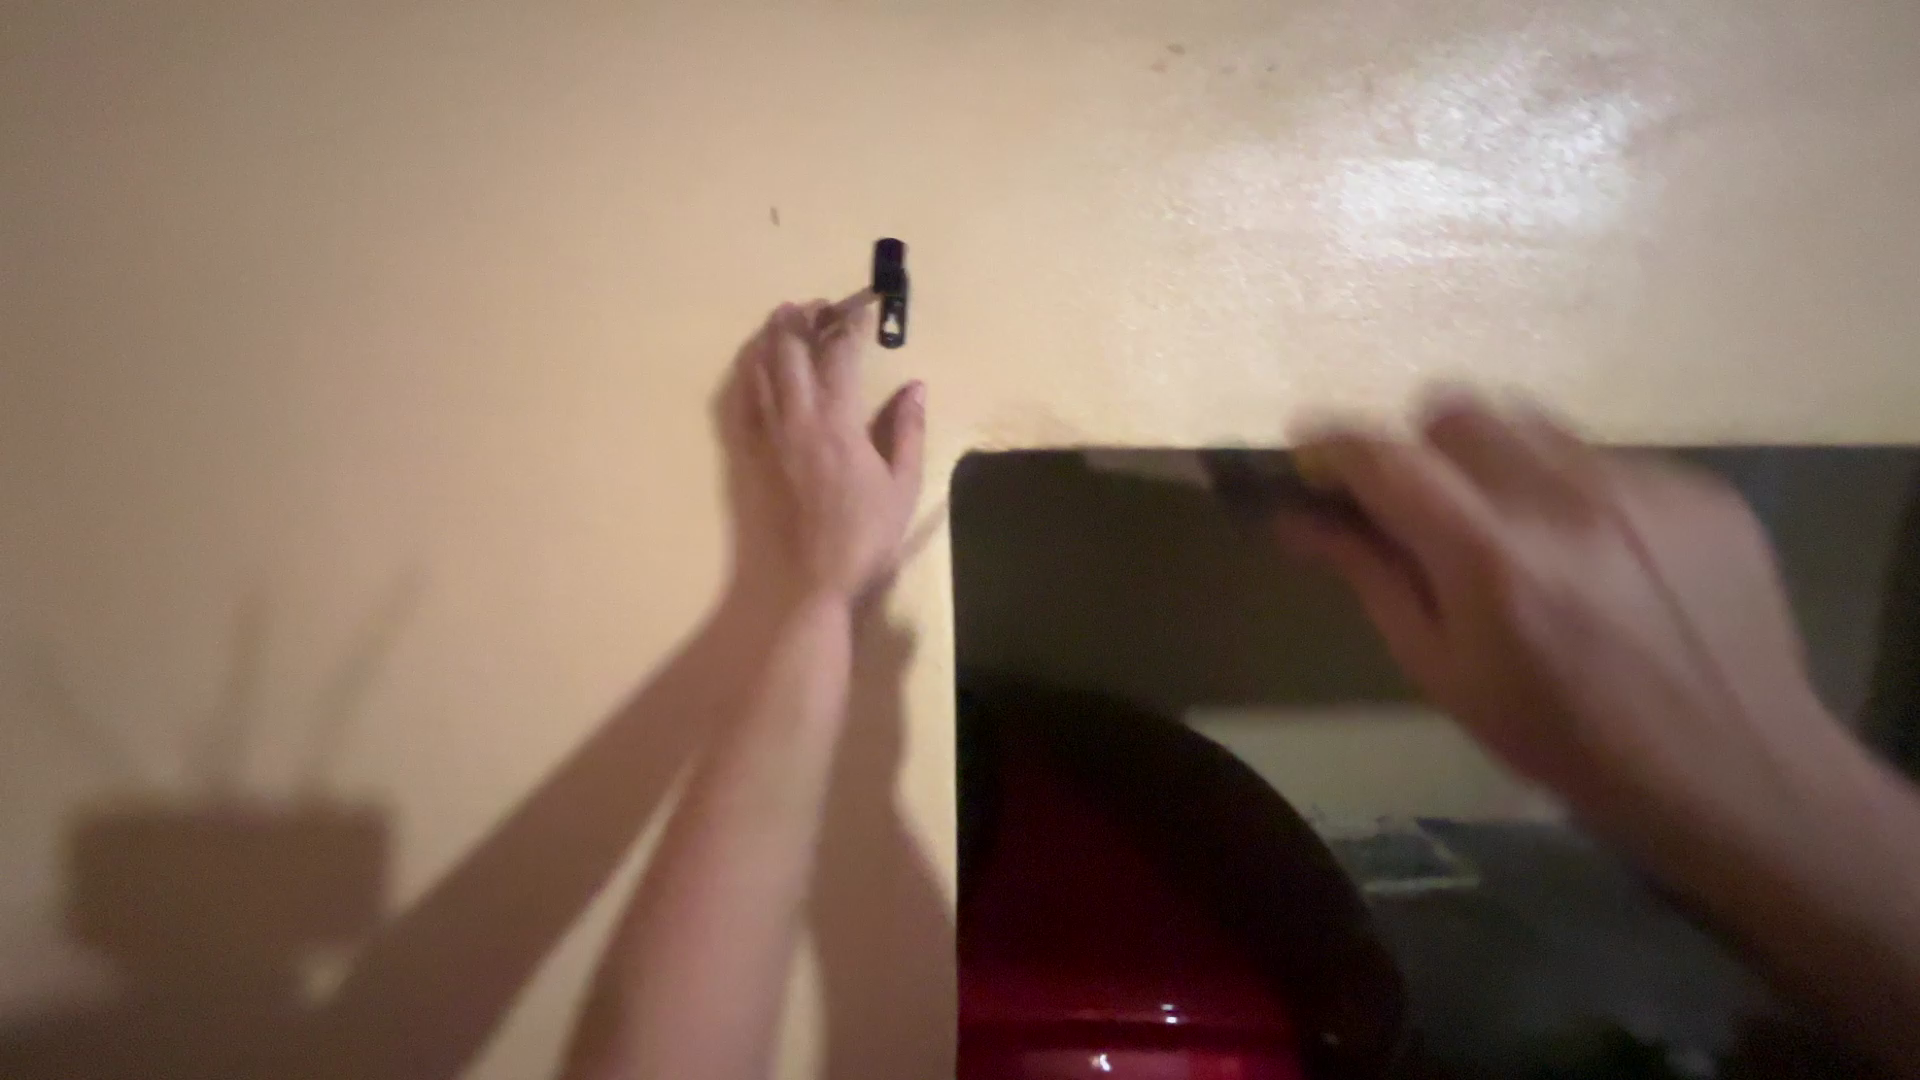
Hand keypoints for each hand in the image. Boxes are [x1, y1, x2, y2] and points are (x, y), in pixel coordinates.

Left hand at [717, 296, 925, 605]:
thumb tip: (914, 386)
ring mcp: (765, 437)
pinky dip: (745, 375)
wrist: (809, 583)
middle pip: (790, 351)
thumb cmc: (865, 538)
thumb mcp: (903, 486)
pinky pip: (739, 403)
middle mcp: (795, 419)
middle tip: (814, 305)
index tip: (861, 309)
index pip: (840, 355)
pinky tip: (751, 364)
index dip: (850, 325)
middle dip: (802, 319)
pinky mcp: (746, 457)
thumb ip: (907, 431)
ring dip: (770, 337)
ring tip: (780, 317)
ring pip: (759, 370)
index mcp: (838, 423)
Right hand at [1277, 391, 1845, 826]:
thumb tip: (1292, 519)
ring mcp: (1643, 487)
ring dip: (1484, 459)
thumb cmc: (1553, 732)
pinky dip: (1555, 486)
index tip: (1303, 449)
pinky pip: (1593, 455)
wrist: (1733, 771)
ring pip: (1525, 422)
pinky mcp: (1698, 490)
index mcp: (1490, 556)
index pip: (1386, 458)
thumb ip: (1366, 572)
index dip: (1331, 442)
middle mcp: (1566, 500)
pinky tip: (1579, 550)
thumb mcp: (1434, 663)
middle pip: (1455, 412)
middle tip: (1412, 502)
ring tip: (1498, 524)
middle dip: (1413, 446)